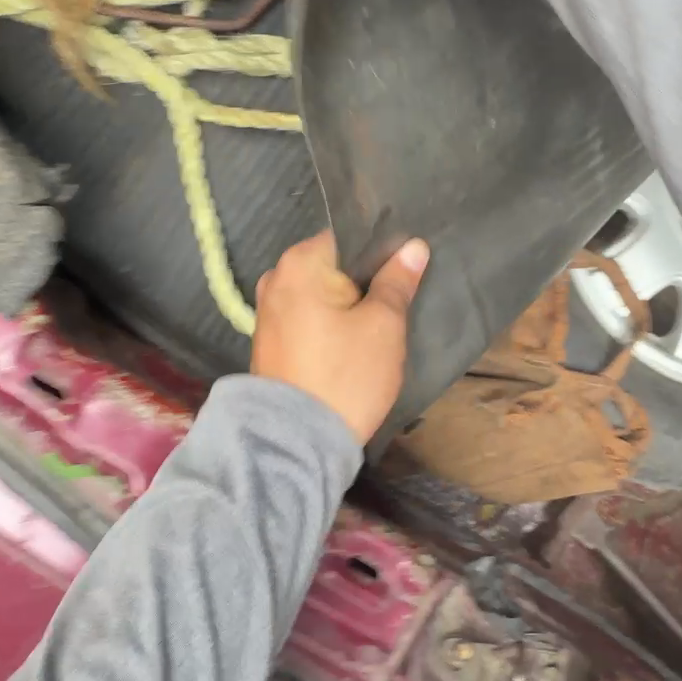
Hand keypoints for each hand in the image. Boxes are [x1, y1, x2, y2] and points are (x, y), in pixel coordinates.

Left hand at [251, 230, 429, 443]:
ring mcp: (268, 313)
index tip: (406, 271)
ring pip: (321, 296)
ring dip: (348, 306)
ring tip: (380, 326)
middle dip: (365, 282)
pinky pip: (308, 319)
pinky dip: (330, 326)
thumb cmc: (346, 375)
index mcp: (299, 264)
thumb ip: (397, 282)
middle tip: (399, 301)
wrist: (297, 442)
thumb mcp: (384, 326)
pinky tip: (352, 345)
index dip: (381, 252)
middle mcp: (276, 280)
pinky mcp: (270, 343)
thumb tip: (413, 246)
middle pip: (334, 267)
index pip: (349, 238)